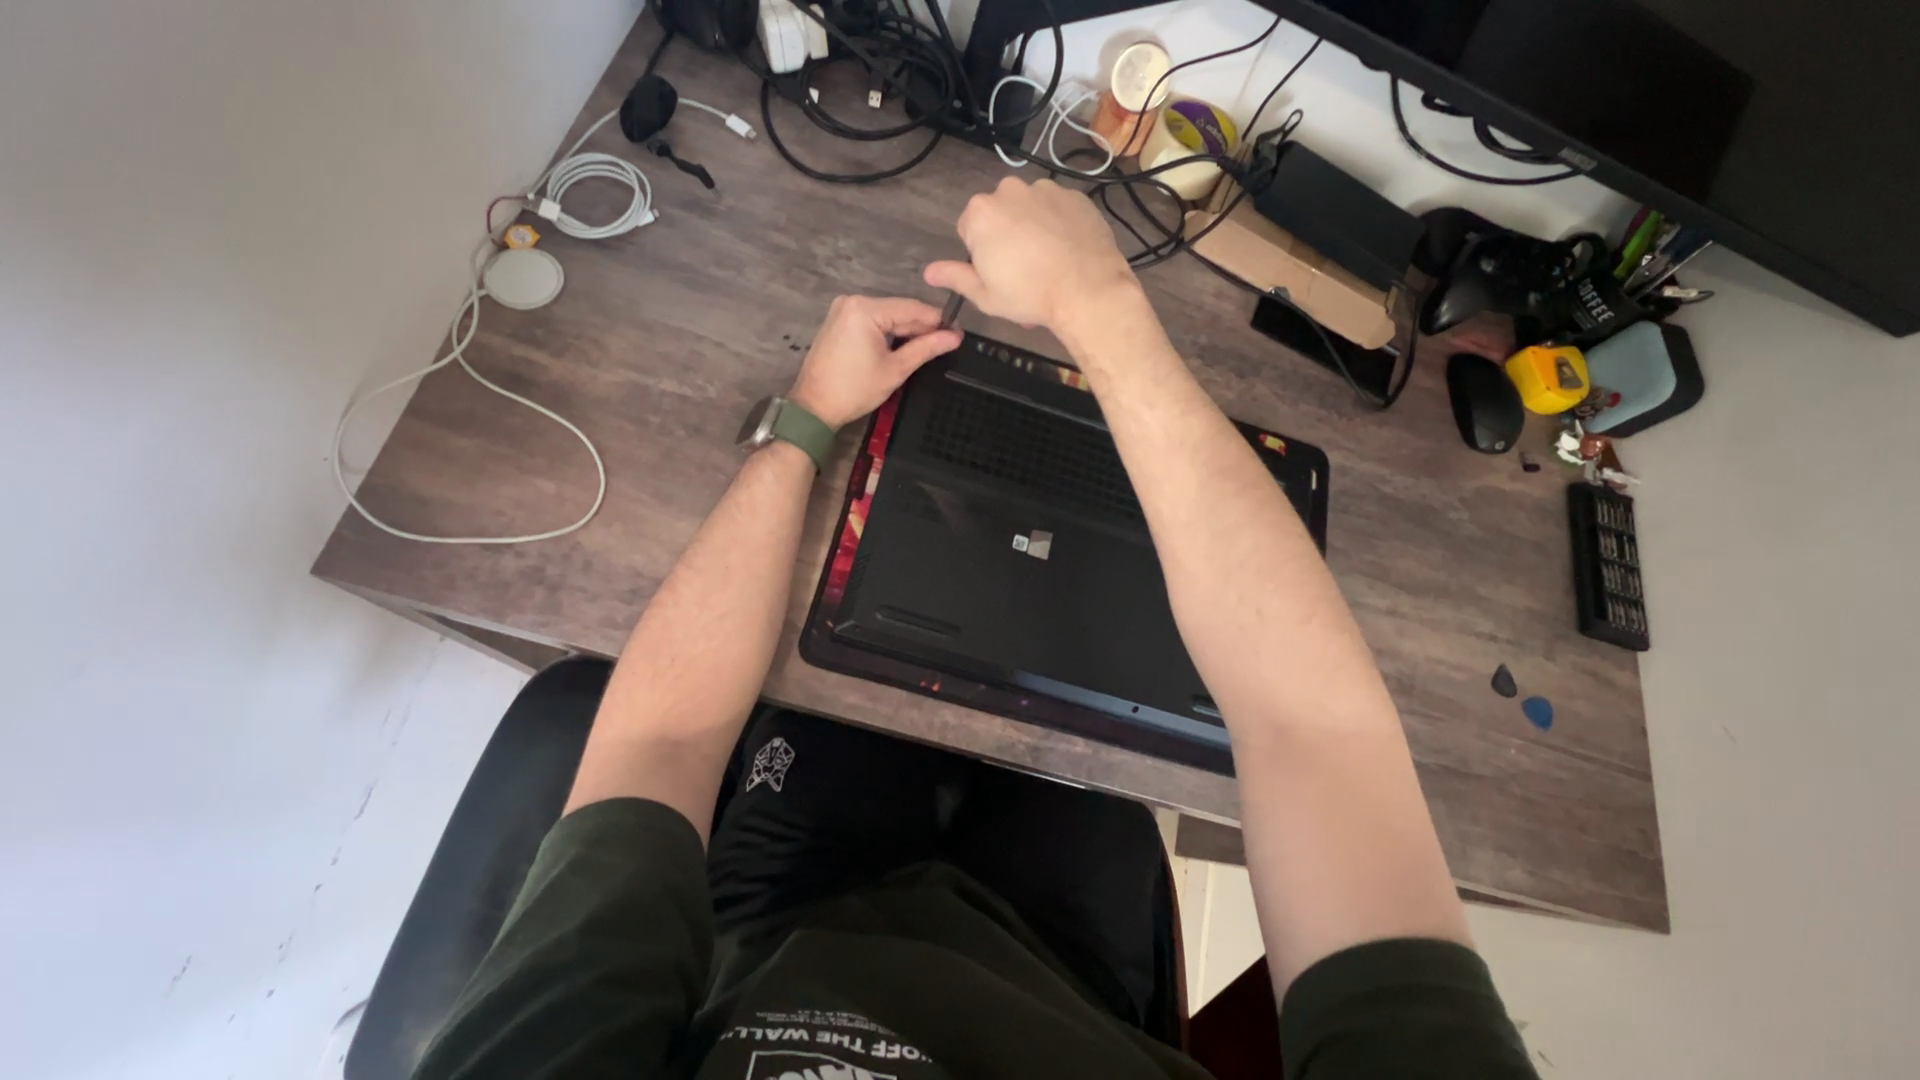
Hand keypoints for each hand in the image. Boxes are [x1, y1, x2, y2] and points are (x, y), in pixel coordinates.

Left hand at [788, 295, 961, 427]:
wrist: (814, 407)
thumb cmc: (854, 391)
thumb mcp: (895, 369)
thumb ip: (925, 348)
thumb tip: (954, 337)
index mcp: (865, 310)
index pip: (911, 308)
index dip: (937, 320)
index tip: (958, 331)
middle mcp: (853, 301)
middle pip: (898, 310)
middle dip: (921, 326)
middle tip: (948, 341)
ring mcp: (843, 310)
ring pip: (886, 316)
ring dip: (906, 330)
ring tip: (930, 345)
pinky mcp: (839, 321)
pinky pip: (872, 321)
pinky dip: (888, 332)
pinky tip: (904, 345)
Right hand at [923, 177, 1138, 334]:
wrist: (1087, 290)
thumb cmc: (1029, 295)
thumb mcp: (985, 295)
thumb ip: (955, 277)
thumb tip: (929, 272)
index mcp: (981, 213)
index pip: (969, 229)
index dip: (981, 254)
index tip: (997, 273)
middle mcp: (1010, 190)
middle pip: (1000, 214)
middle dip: (1006, 236)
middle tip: (1023, 271)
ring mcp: (1046, 189)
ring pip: (1030, 209)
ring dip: (1033, 229)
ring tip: (1048, 264)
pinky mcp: (1076, 196)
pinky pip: (1059, 210)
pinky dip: (1059, 226)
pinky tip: (1067, 252)